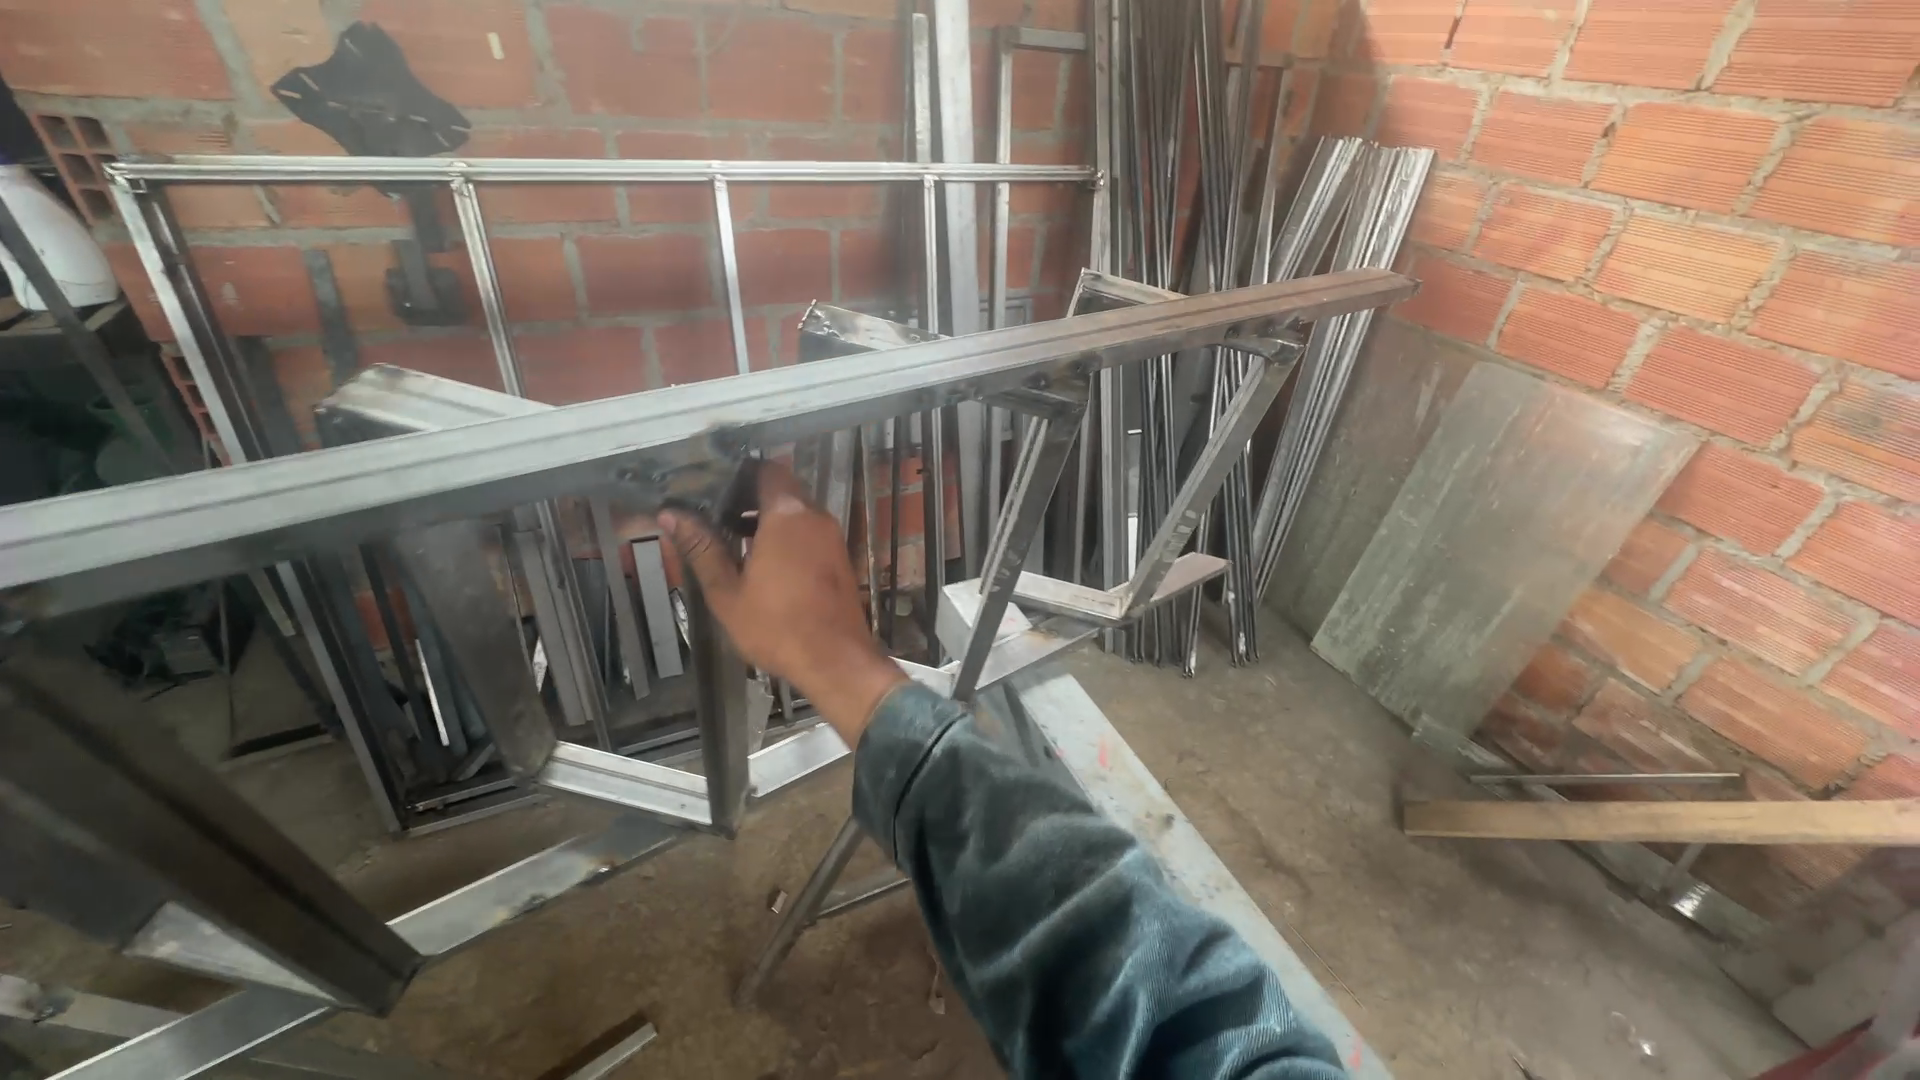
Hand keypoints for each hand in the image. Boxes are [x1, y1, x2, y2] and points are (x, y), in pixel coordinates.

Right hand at [658, 462, 905, 746]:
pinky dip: (790, 536)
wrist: (835, 660)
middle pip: (783, 489)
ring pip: (799, 512)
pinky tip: (765, 561)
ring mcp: (833, 537)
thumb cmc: (776, 626)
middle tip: (718, 515)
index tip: (715, 486)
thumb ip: (702, 548)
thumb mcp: (728, 590)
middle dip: (752, 497)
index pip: (767, 469)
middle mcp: (816, 516)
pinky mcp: (841, 558)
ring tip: (735, 540)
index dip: (741, 473)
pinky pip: (811, 533)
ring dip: (770, 519)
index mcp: (787, 514)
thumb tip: (670, 515)